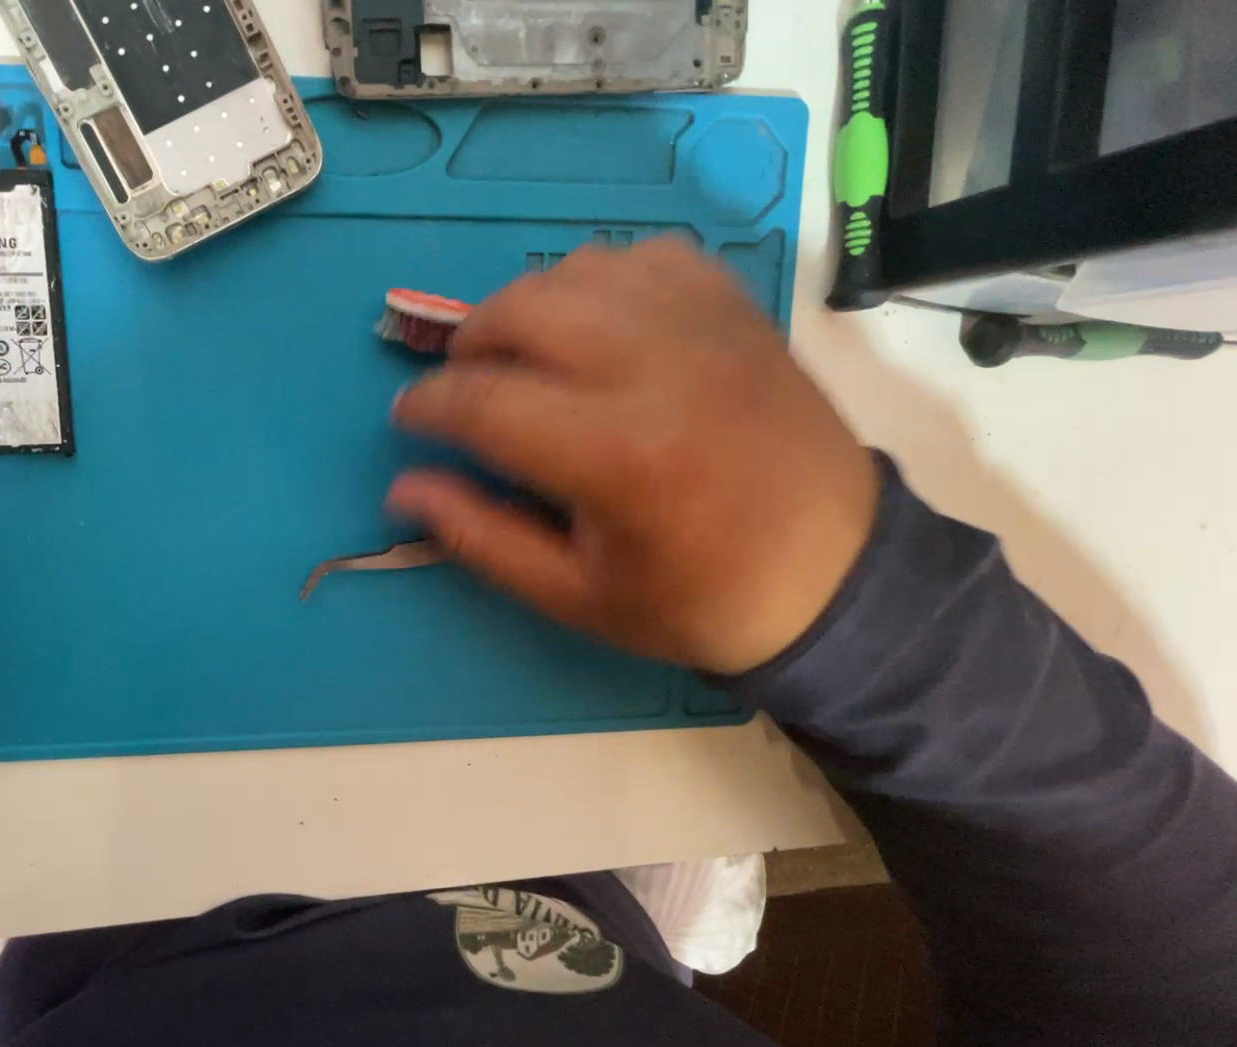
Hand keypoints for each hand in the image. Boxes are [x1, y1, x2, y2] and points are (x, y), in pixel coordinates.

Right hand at [389, 240, 879, 674]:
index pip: (485, 401)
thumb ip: (480, 537)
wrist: (833, 576)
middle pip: (524, 309)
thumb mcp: (573, 595)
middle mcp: (658, 368)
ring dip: (528, 306)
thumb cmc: (694, 599)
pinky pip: (646, 257)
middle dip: (468, 342)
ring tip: (521, 354)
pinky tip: (596, 326)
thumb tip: (403, 489)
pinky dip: (600, 281)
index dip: (428, 406)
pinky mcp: (737, 311)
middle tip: (460, 383)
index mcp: (616, 454)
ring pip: (579, 268)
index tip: (408, 418)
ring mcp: (705, 327)